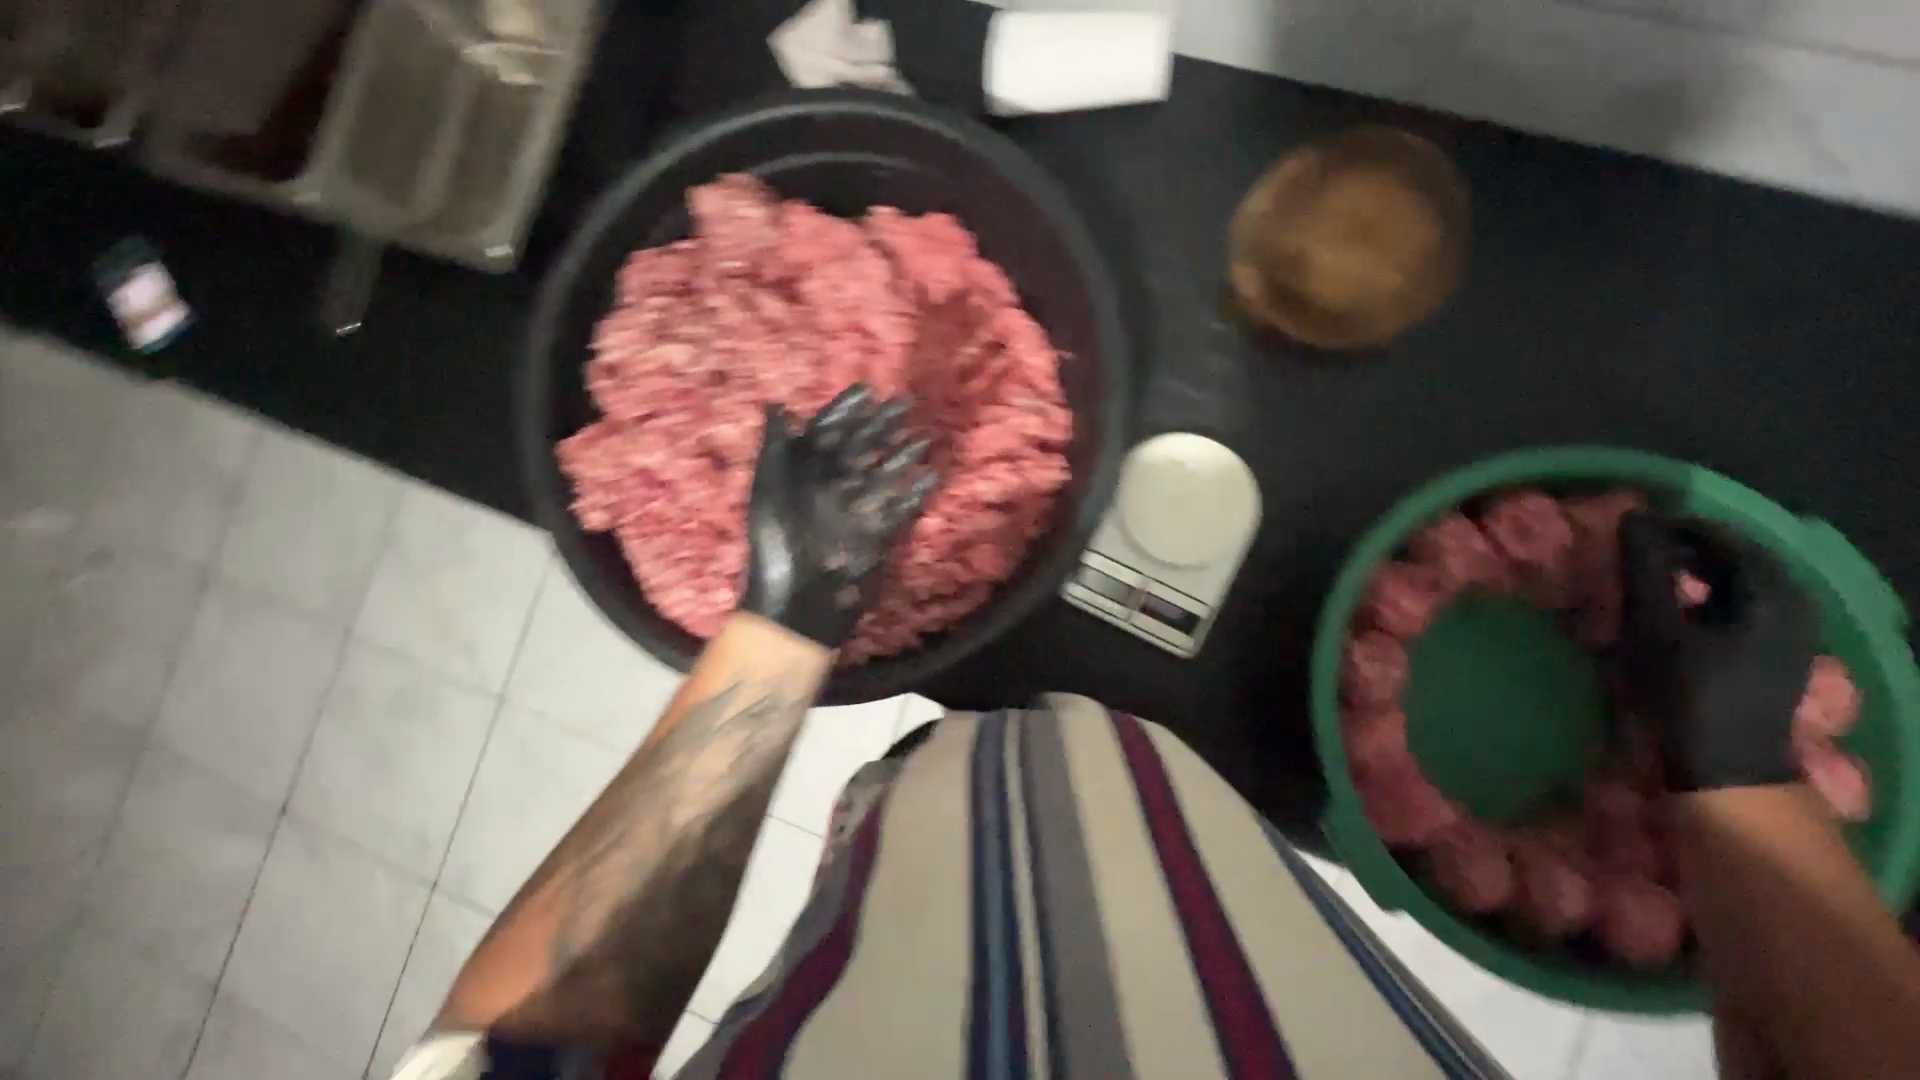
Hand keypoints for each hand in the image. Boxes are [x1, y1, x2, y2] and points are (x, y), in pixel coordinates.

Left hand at [739, 384, 937, 647]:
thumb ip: (775, 448)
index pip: (826, 432)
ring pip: (882, 474)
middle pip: (859, 448)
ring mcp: (856, 511)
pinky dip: (916, 493)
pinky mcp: (877, 535)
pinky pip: (900, 508)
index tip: (867, 390)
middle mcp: (830, 488)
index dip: (845, 410)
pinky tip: (932, 474)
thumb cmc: (776, 545)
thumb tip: (778, 403)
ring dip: (902, 454)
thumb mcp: (768, 490)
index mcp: (802, 475)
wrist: (797, 605)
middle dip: (880, 425)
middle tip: (903, 403)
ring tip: (923, 435)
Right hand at [1617, 511, 1816, 791]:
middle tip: (1637, 553)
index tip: (1630, 532)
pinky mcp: (1782, 651)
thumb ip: (1645, 570)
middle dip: (1686, 550)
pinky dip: (1711, 596)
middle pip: (1738, 558)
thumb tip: (1635, 518)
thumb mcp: (1653, 627)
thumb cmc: (1683, 692)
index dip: (1674, 528)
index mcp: (1771, 593)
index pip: (1723, 537)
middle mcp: (1794, 603)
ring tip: (1653, 579)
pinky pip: (1747, 604)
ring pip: (1743, 582)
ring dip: (1697, 574)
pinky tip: (1680, 610)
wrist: (1724, 765)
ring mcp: (1794, 630)